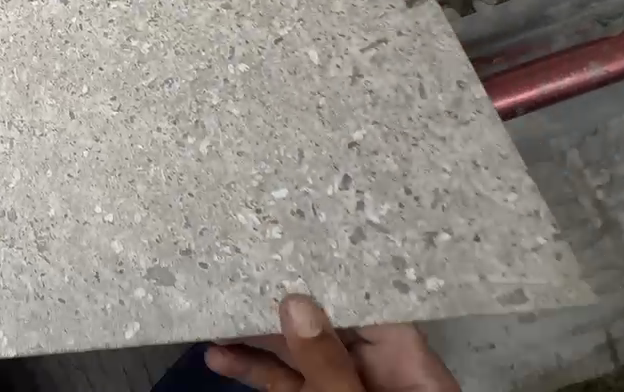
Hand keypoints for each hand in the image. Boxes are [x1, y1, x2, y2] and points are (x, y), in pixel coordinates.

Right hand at [206, 295, 459, 391]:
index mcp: (414, 378)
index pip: (377, 310)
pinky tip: (219, 360)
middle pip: (329, 327)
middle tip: (232, 275)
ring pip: (301, 356)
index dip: (333, 276)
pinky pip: (290, 384)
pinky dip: (256, 371)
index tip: (286, 245)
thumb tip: (297, 300)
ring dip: (254, 339)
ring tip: (209, 320)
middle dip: (278, 304)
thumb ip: (329, 367)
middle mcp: (382, 382)